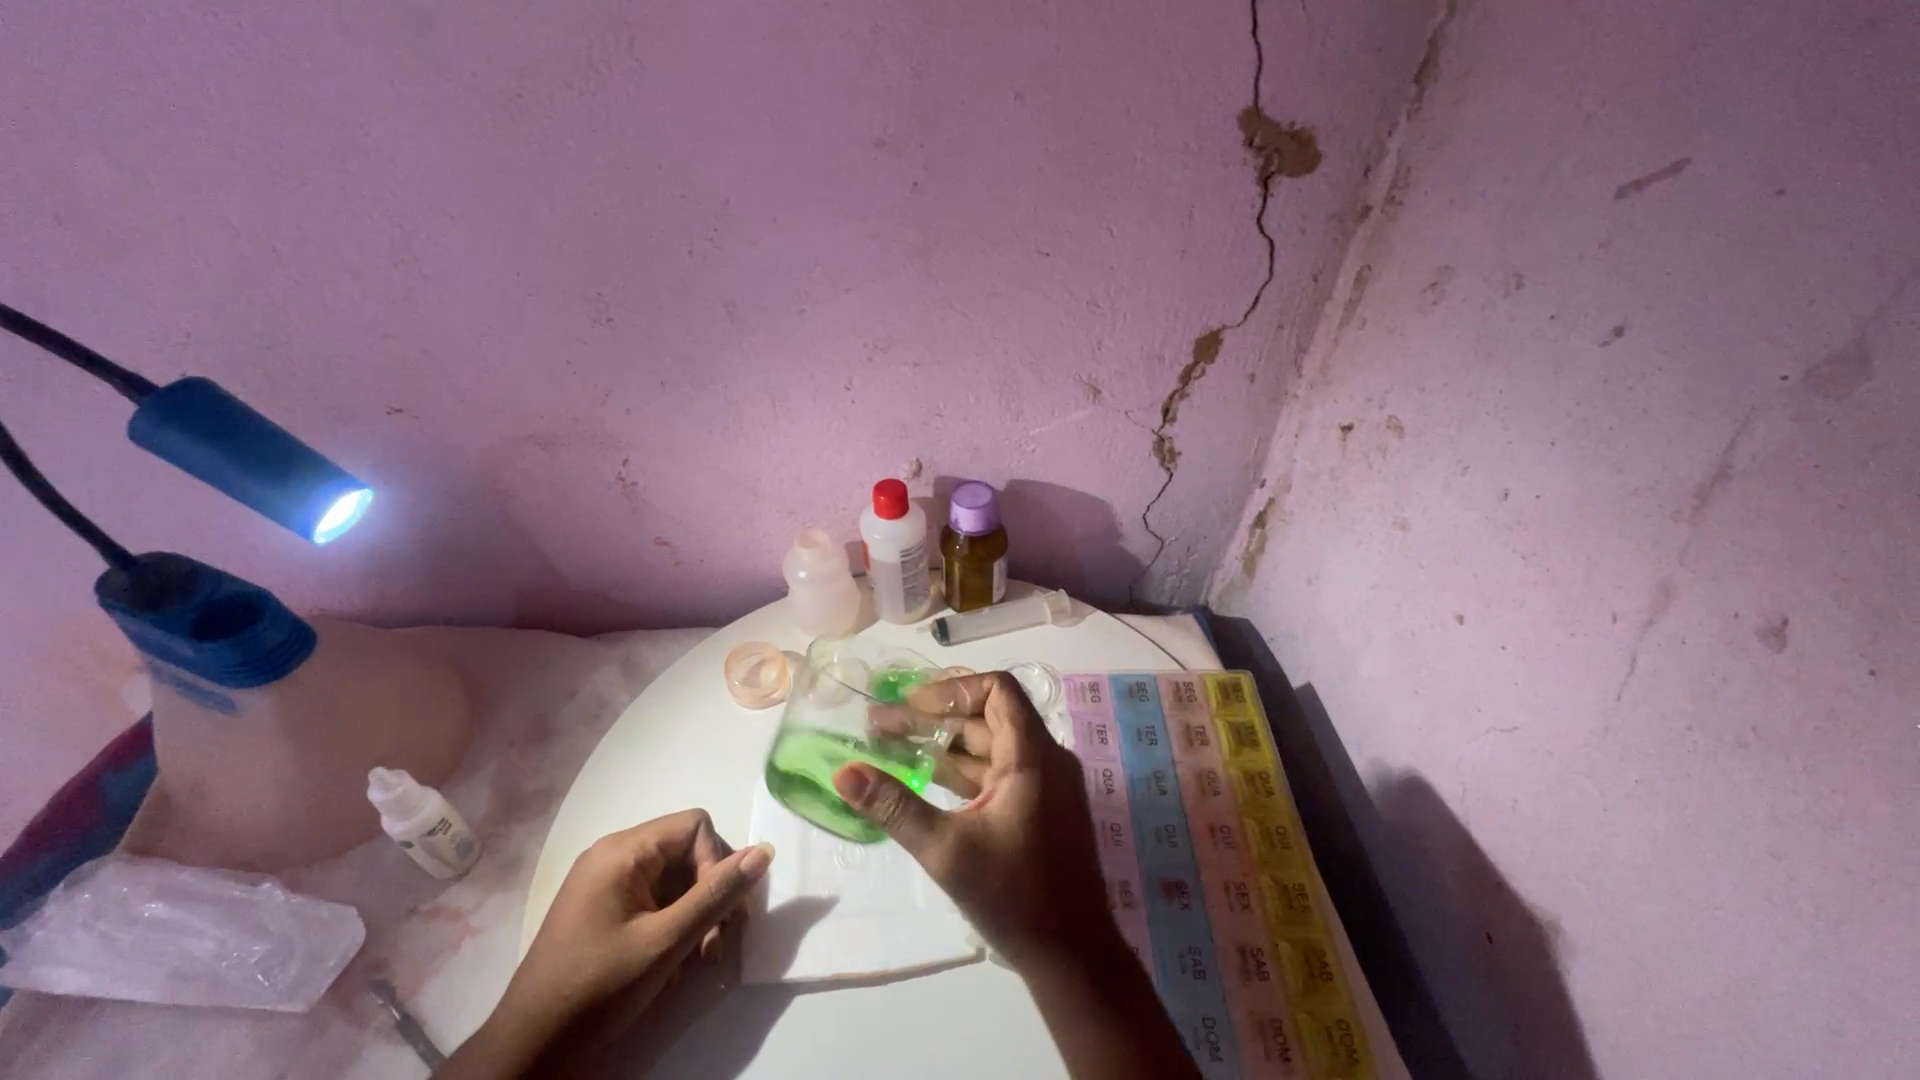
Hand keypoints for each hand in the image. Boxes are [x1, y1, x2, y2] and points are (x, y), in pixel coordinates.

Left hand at [497, 810, 771, 1043]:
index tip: (721, 911)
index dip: (718, 862)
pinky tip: (677, 961)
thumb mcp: (666, 941)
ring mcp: (606, 883)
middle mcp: (613, 856)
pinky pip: (656, 898)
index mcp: (622, 851)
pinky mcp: (605, 908)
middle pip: (687, 851)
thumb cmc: (598, 988)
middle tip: (719, 943)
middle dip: (711, 892)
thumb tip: (764, 851)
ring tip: (700, 959)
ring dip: (697, 914)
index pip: (695, 826)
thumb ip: (717, 894)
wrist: (532, 1046)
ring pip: (676, 878)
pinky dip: (675, 923)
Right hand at [834, 671, 1113, 970]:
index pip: (998, 689)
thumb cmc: (1015, 897)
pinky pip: (998, 773)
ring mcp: (1045, 785)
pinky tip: (922, 779)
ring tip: (889, 748)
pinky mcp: (1040, 809)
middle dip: (933, 718)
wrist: (1073, 955)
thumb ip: (894, 807)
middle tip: (880, 726)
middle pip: (987, 717)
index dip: (952, 689)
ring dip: (944, 745)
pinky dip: (962, 771)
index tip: (909, 705)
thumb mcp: (947, 851)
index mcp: (1033, 756)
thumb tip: (844, 772)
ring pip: (990, 747)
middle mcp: (1044, 760)